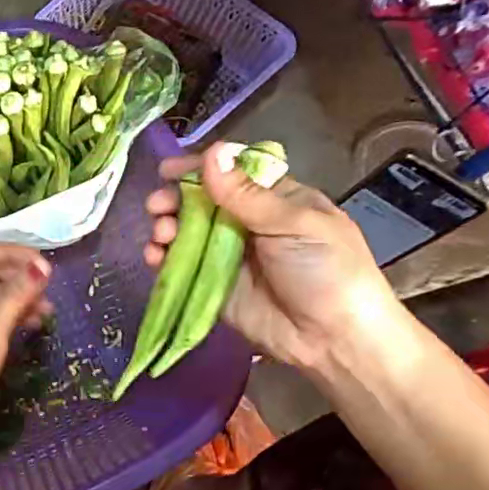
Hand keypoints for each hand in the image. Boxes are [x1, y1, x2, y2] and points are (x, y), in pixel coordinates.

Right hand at [143, 143, 412, 373]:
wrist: (334, 338)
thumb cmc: (326, 269)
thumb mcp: (293, 223)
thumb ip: (246, 194)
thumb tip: (212, 152)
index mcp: (274, 199)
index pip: (230, 173)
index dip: (198, 168)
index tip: (167, 170)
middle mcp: (247, 223)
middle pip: (201, 201)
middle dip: (175, 199)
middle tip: (156, 206)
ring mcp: (228, 257)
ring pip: (187, 233)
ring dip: (166, 227)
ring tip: (160, 233)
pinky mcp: (214, 288)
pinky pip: (183, 268)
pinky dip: (164, 259)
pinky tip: (154, 256)